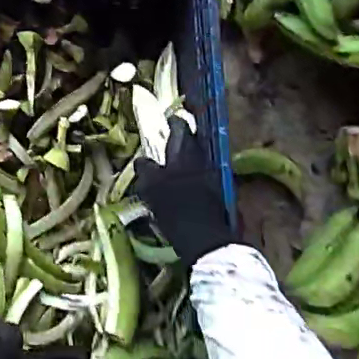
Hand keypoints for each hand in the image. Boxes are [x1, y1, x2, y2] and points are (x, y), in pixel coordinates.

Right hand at [134, 124, 232, 267]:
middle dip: (181, 139)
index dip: (174, 122)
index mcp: (184, 152)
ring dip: (186, 157)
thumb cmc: (174, 208)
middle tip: (168, 140)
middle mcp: (201, 159)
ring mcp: (211, 175)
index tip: (167, 120)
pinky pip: (201, 174)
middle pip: (192, 142)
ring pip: (197, 158)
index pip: (181, 128)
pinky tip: (183, 183)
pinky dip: (192, 173)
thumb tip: (142, 159)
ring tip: (173, 162)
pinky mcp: (216, 192)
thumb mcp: (151, 187)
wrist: (204, 237)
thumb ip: (146, 169)